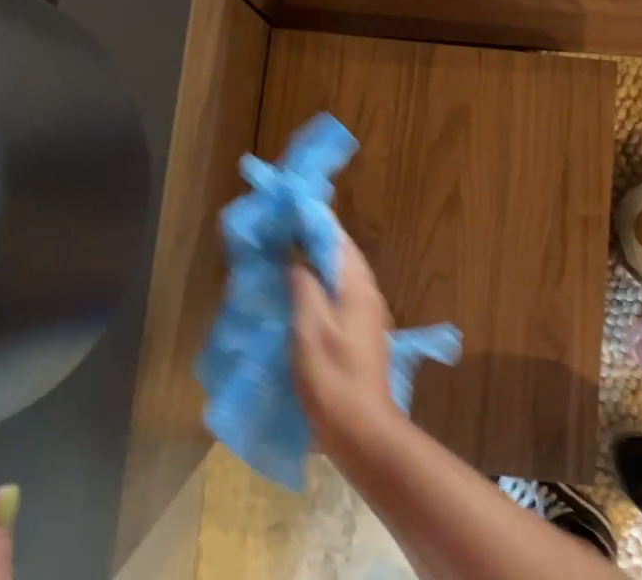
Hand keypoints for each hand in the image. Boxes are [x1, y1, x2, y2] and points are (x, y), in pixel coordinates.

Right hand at [291, 237, 399, 452]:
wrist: (362, 431)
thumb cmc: (333, 378)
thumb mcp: (309, 329)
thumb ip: (303, 288)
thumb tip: (296, 260)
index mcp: (357, 286)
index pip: (335, 238)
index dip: (311, 221)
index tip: (283, 210)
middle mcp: (366, 294)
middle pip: (338, 255)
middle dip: (308, 241)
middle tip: (274, 233)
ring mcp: (365, 316)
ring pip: (336, 277)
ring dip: (311, 265)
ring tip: (278, 258)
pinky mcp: (358, 335)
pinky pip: (335, 298)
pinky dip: (315, 288)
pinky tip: (293, 298)